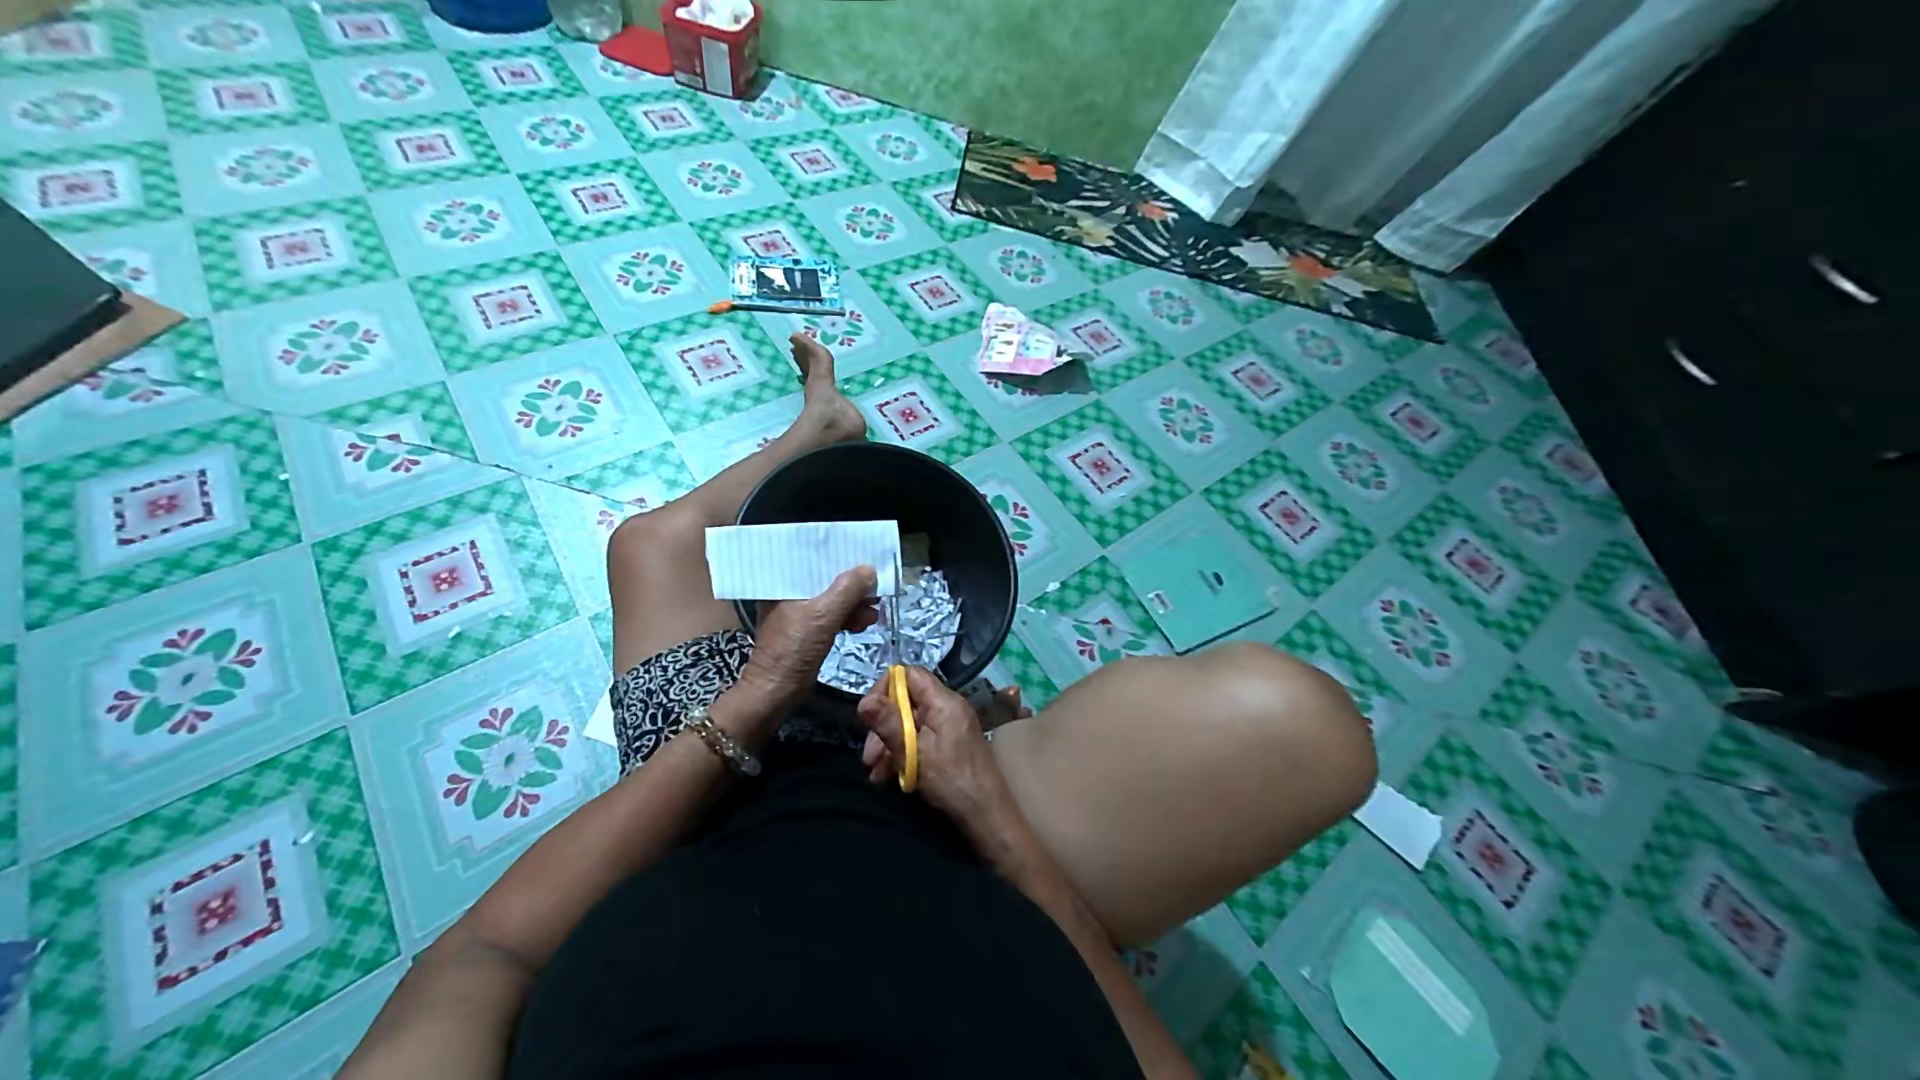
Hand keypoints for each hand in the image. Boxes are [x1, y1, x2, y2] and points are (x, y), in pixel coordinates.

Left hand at [734, 566, 878, 717]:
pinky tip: (863, 623)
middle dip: (853, 586)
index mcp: (782, 582)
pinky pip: (831, 616)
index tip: (866, 561)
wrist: (775, 693)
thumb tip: (869, 570)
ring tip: (873, 612)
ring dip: (854, 604)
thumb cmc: (792, 650)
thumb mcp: (823, 616)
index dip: (841, 559)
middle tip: (876, 591)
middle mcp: (788, 593)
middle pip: (826, 580)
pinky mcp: (806, 631)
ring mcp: (797, 613)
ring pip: (831, 600)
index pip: (814, 559)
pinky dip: (847, 618)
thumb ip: (847, 590)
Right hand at [856, 666, 1021, 845]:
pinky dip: (904, 753)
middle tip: (869, 758)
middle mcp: (949, 707)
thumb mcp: (913, 752)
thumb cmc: (951, 781)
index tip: (870, 716)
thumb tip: (863, 700)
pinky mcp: (951, 744)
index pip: (910, 675)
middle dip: (883, 726)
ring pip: (911, 723)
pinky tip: (890, 776)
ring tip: (876, 773)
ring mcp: (951, 726)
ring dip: (889, 745)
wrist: (987, 814)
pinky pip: (921, 738)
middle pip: (907, 701)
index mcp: (943, 701)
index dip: (886, 689)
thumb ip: (888, 724)